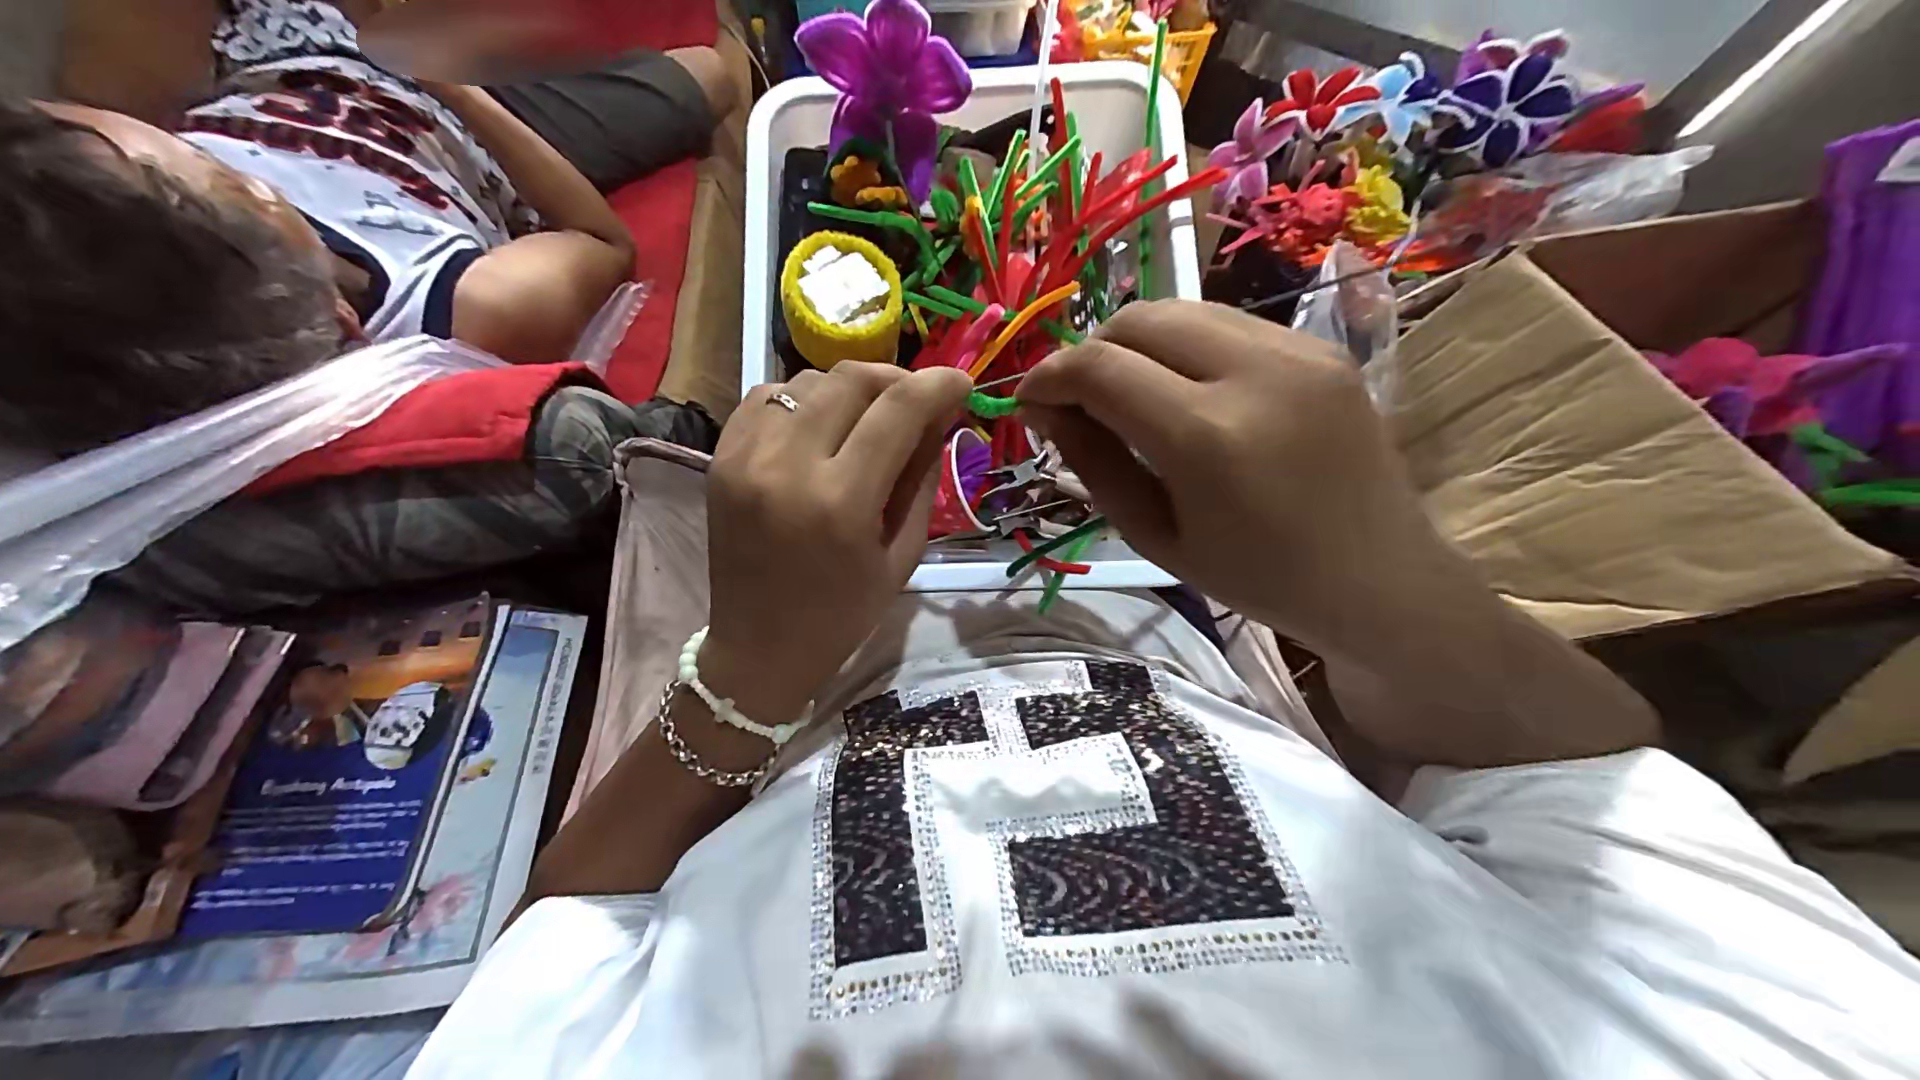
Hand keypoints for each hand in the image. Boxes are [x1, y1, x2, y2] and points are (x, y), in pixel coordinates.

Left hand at [700, 363, 971, 722]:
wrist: (758, 648)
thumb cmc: (842, 615)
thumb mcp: (902, 556)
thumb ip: (922, 478)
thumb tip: (937, 418)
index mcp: (841, 503)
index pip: (899, 410)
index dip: (939, 385)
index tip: (960, 384)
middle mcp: (787, 467)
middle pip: (852, 380)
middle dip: (897, 380)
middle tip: (917, 402)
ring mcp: (745, 457)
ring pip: (809, 381)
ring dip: (850, 390)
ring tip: (867, 419)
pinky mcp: (721, 457)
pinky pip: (768, 397)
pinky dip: (804, 400)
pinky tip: (820, 426)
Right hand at [1019, 300, 1450, 652]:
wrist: (1378, 580)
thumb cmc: (1256, 578)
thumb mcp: (1155, 536)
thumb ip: (1095, 463)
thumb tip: (1046, 410)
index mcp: (1207, 437)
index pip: (1100, 367)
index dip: (1049, 376)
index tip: (1029, 402)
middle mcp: (1255, 372)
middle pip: (1138, 318)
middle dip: (1089, 351)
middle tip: (1078, 401)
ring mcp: (1298, 350)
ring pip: (1181, 309)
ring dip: (1134, 343)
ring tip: (1127, 394)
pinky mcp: (1322, 347)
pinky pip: (1225, 323)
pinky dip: (1182, 346)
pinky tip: (1183, 390)